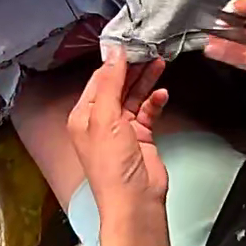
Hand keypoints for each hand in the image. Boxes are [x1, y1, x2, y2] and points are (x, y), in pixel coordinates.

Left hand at [66, 48, 169, 216]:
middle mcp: (100, 119)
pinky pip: (147, 111)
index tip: (128, 44)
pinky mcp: (140, 136)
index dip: (113, 62)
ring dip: (145, 80)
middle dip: (132, 68)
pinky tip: (162, 93)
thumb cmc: (112, 166)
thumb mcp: (105, 118)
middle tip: (148, 50)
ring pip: (133, 95)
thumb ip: (110, 83)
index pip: (98, 80)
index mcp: (83, 115)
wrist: (134, 200)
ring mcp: (121, 128)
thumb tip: (114, 54)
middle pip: (117, 85)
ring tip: (159, 62)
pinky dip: (155, 101)